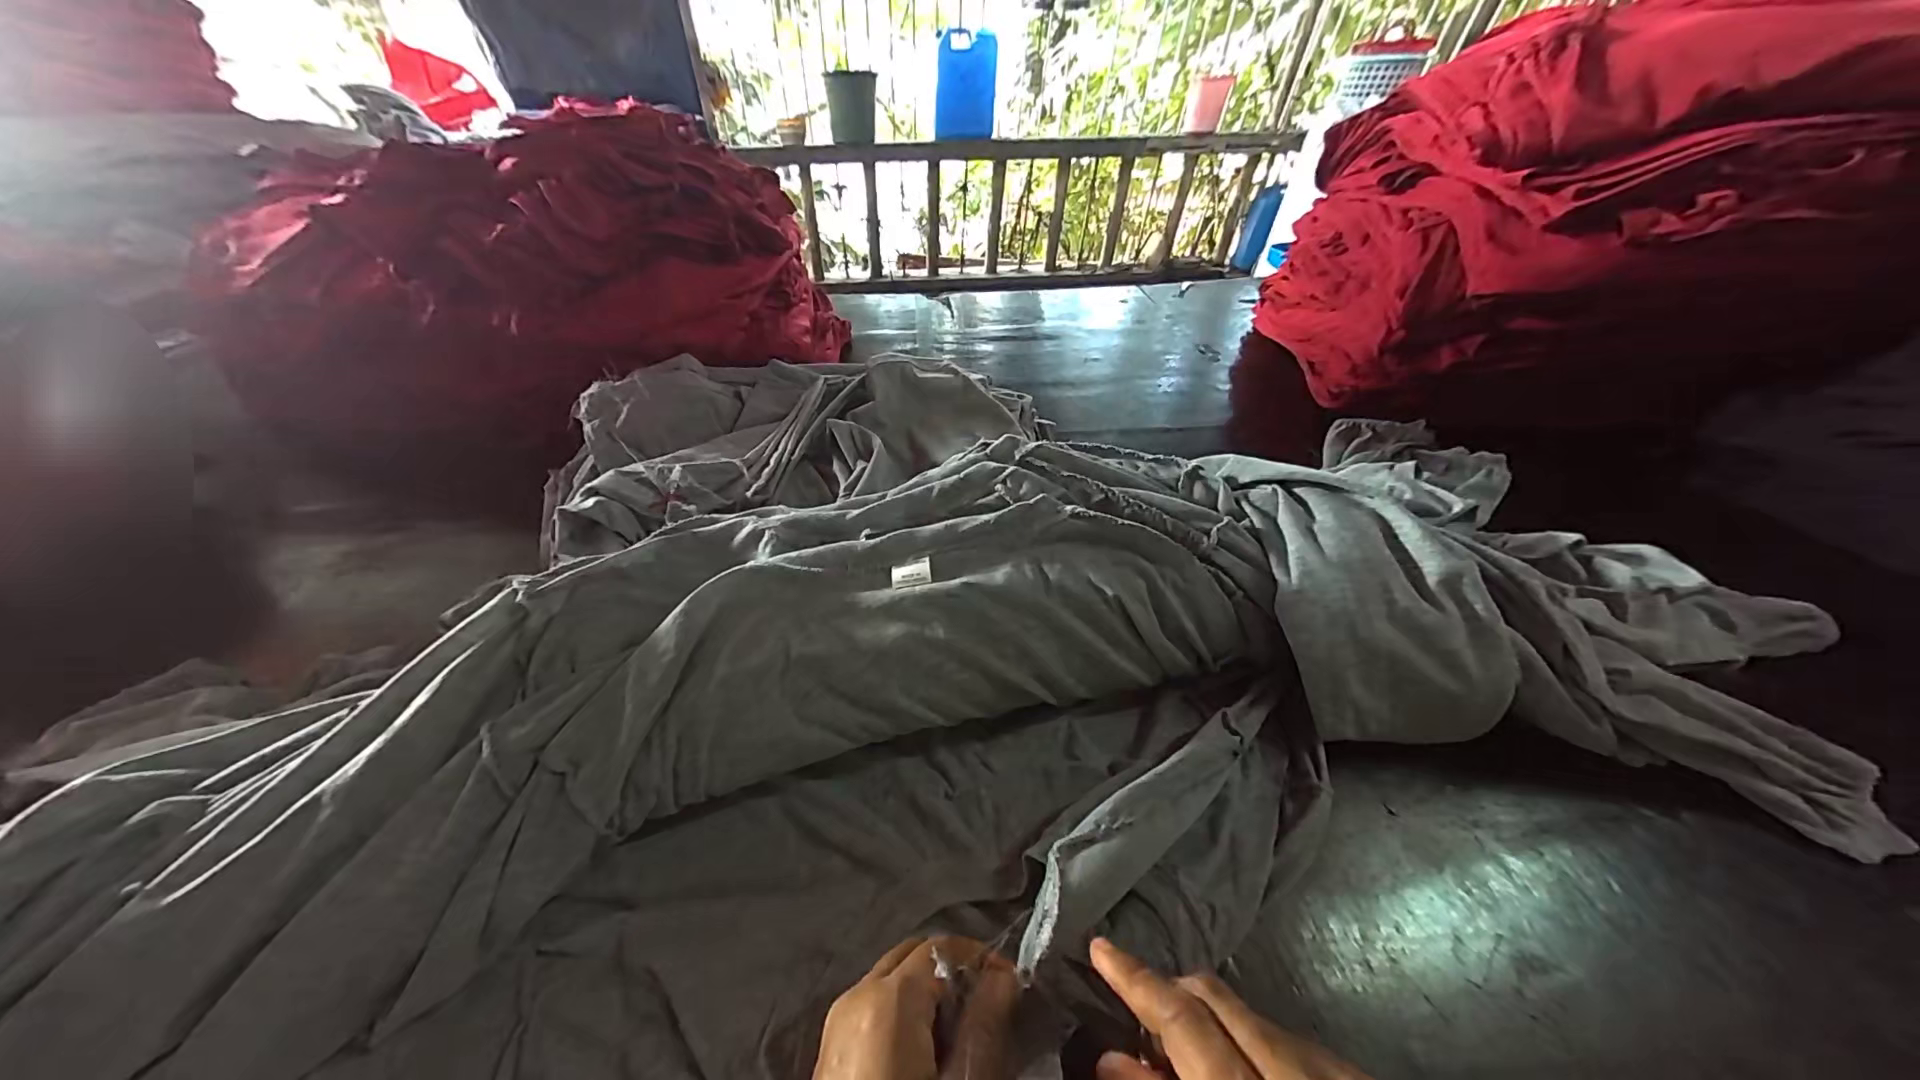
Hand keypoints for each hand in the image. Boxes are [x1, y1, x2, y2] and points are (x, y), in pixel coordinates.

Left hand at [814, 935, 1020, 1079]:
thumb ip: (985, 1024)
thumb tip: (1004, 977)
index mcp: (887, 998)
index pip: (941, 947)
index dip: (979, 958)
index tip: (1011, 985)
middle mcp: (855, 994)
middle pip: (913, 955)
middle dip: (953, 972)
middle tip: (988, 1008)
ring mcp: (837, 1021)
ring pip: (893, 978)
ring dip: (930, 992)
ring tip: (961, 1035)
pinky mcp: (831, 1047)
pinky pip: (874, 1005)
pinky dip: (905, 1012)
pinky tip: (926, 1054)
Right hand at [1088, 938, 1370, 1079]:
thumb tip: (1113, 1059)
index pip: (1181, 1018)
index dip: (1135, 979)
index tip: (1100, 948)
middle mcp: (1292, 1070)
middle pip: (1213, 997)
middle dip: (1166, 989)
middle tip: (1133, 1007)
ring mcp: (1332, 1070)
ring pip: (1249, 1012)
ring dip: (1207, 1017)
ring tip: (1186, 1051)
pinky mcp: (1355, 1076)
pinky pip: (1287, 1035)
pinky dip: (1251, 1039)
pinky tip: (1246, 1071)